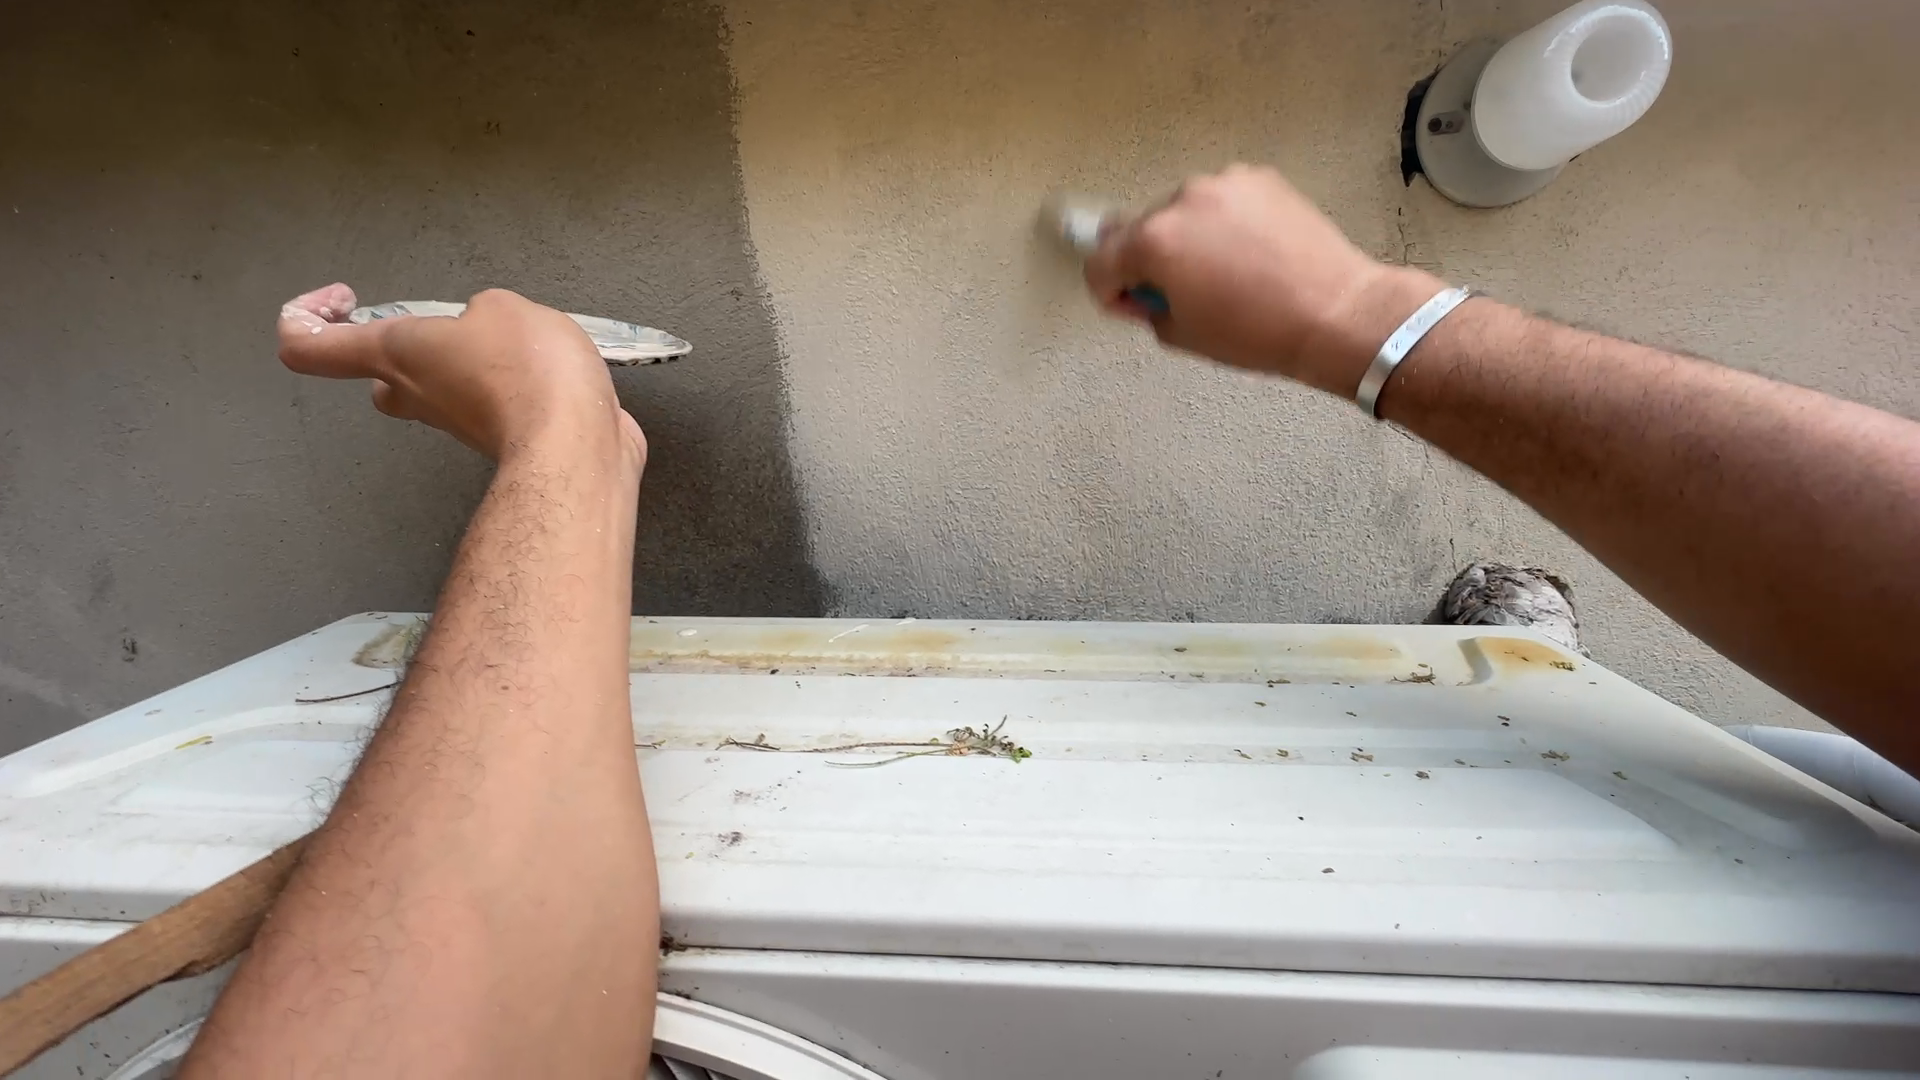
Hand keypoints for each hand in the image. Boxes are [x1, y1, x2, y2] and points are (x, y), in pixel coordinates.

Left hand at [277, 284, 644, 465]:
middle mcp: (420, 397)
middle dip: (409, 358)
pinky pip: (502, 412)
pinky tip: (558, 381)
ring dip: (476, 372)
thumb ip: (484, 312)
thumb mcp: (506, 308)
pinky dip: (521, 394)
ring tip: (526, 352)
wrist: (578, 447)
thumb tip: (486, 330)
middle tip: (447, 338)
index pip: (308, 347)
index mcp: (397, 354)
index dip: (307, 317)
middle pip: (385, 381)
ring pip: (447, 396)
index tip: (345, 299)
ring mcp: (464, 429)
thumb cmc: (528, 372)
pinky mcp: (509, 445)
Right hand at [1084, 164, 1444, 397]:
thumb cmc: (1253, 333)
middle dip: (1146, 262)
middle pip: (1139, 231)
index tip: (1125, 304)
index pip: (1100, 260)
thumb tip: (1143, 291)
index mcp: (1154, 242)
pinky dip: (1219, 225)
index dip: (1106, 290)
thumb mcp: (1179, 334)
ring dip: (1184, 240)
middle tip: (1174, 294)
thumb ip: (1146, 306)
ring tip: (1219, 275)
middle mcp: (1183, 201)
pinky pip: (1219, 203)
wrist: (1333, 312)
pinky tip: (1246, 255)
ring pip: (1181, 214)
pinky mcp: (1259, 179)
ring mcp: (1224, 183)